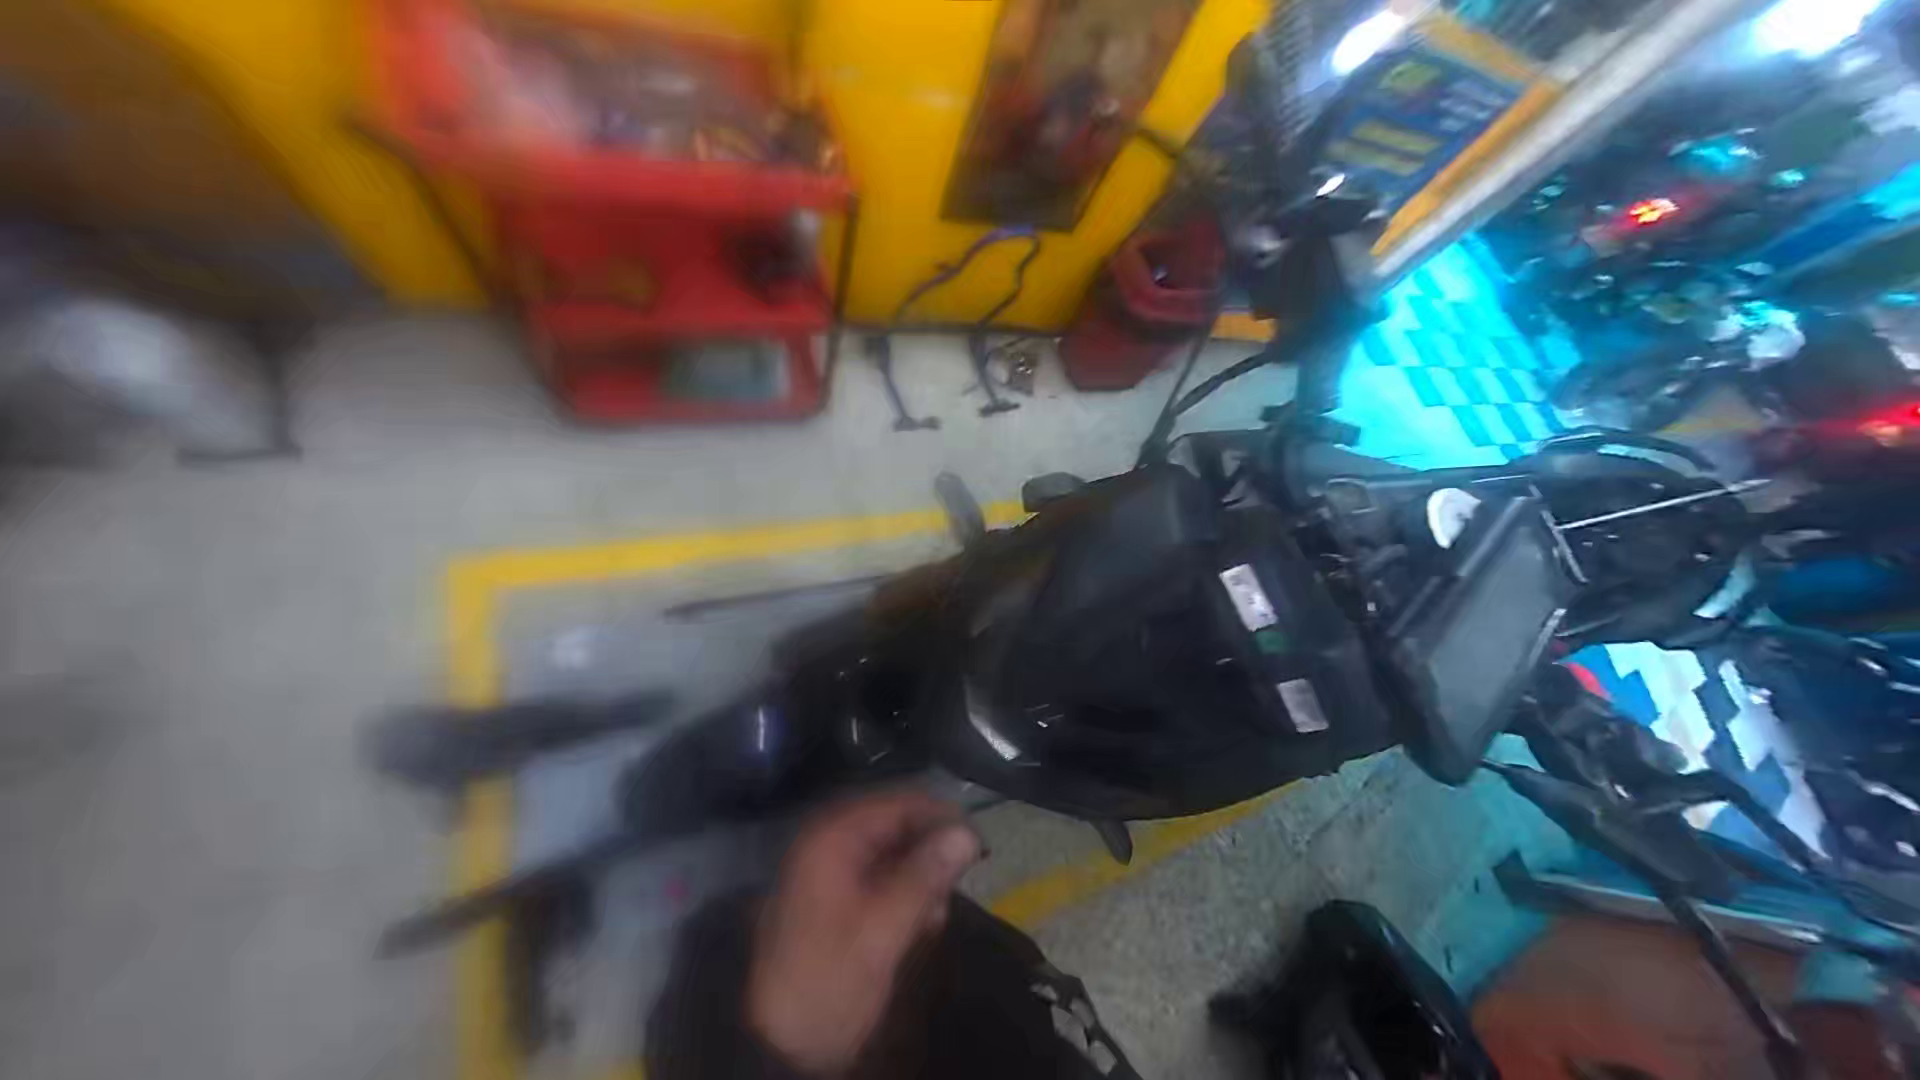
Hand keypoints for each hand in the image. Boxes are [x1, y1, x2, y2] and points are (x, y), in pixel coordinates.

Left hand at [747, 792, 980, 1075]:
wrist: (774, 1047)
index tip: (977, 843)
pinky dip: (903, 894)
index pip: (898, 804)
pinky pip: (878, 878)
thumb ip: (925, 877)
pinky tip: (922, 922)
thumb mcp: (882, 931)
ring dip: (920, 877)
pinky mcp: (833, 898)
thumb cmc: (827, 981)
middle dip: (930, 852)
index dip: (940, 817)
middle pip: (894, 826)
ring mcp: (829, 871)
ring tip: (937, 914)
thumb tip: (967, 833)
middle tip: (959, 884)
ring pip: (890, 853)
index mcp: (833, 837)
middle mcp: (829, 842)